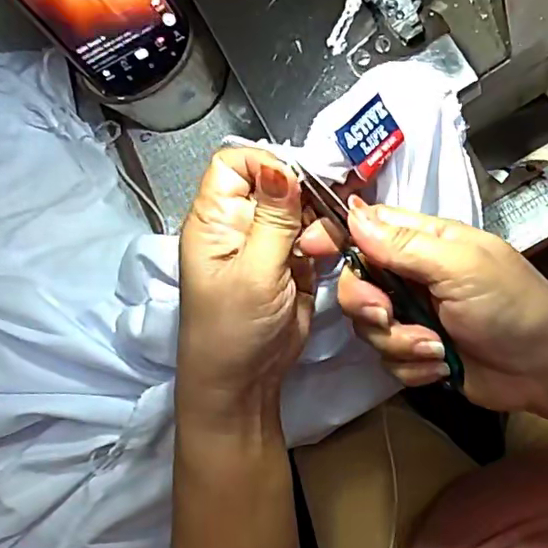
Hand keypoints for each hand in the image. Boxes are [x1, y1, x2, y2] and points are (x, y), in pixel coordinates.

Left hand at [177, 148, 313, 423]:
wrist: (245, 383)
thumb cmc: (232, 331)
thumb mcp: (253, 273)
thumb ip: (273, 220)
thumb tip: (282, 168)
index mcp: (215, 220)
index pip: (236, 164)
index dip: (267, 165)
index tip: (297, 186)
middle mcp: (242, 224)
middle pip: (278, 183)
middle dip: (305, 196)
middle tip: (318, 224)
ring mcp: (270, 243)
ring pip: (303, 208)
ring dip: (321, 222)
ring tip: (320, 250)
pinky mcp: (294, 262)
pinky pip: (317, 235)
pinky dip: (329, 240)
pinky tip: (332, 252)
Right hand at [299, 200, 547, 412]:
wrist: (547, 369)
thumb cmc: (514, 306)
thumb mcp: (462, 266)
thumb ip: (405, 245)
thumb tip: (353, 216)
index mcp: (427, 241)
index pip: (367, 226)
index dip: (336, 235)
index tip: (313, 249)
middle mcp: (414, 275)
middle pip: (358, 282)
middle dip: (369, 305)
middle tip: (390, 315)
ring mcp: (416, 315)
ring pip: (369, 327)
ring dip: (399, 342)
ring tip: (437, 348)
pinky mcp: (419, 352)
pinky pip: (388, 359)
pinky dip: (413, 366)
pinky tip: (443, 366)